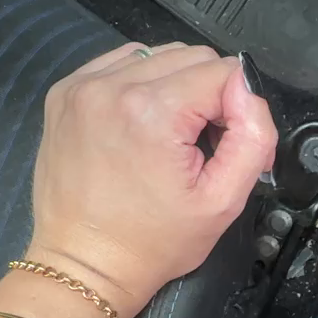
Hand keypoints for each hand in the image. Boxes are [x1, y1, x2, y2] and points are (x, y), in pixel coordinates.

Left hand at [25, 43, 276, 317]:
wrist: (86, 262)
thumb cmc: (155, 242)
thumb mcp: (225, 202)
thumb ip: (252, 138)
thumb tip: (249, 93)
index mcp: (153, 112)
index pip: (223, 71)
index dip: (239, 106)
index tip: (227, 145)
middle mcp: (111, 87)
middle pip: (191, 56)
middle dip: (211, 94)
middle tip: (203, 144)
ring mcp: (82, 86)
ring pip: (157, 55)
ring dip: (178, 86)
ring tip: (173, 135)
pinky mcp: (65, 92)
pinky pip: (121, 63)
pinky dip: (143, 85)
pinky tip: (144, 124)